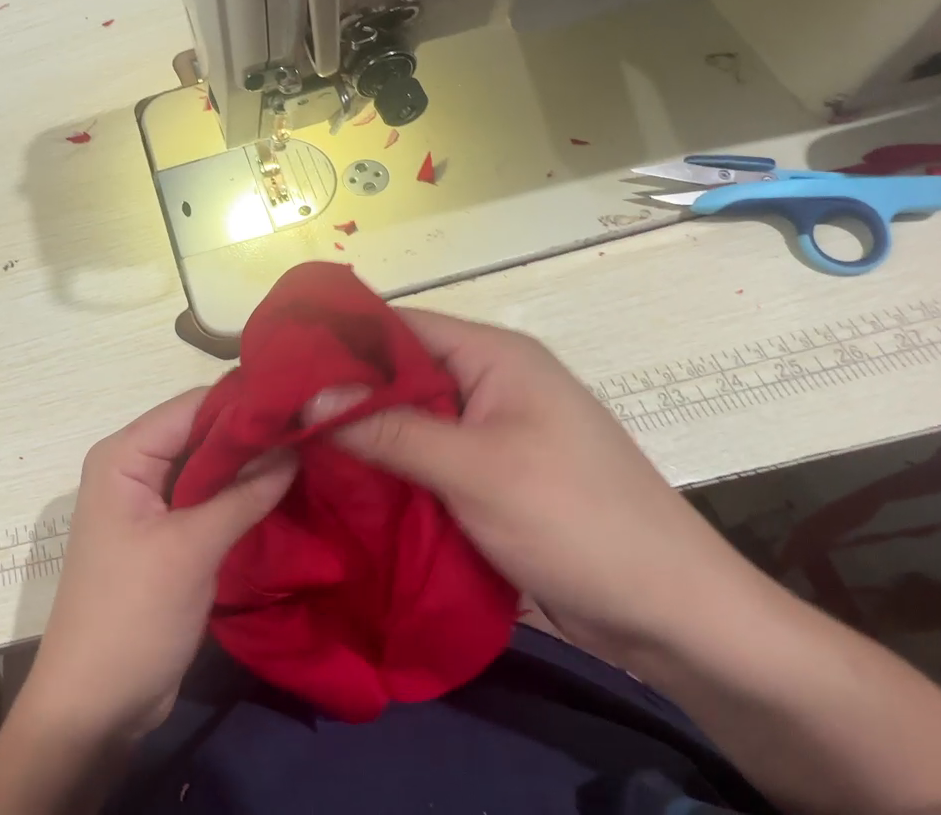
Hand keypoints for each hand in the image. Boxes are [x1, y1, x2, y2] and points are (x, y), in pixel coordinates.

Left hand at [20, 388, 297, 741]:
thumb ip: (243, 495)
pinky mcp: (168, 536)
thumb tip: (296, 446)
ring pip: (209, 468)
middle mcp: (133, 468)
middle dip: (255, 433)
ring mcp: (150, 504)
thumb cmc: (132, 615)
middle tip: (322, 425)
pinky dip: (243, 496)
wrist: (96, 702)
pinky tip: (289, 491)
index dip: (246, 401)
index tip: (308, 397)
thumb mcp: (191, 550)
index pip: (191, 406)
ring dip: (253, 465)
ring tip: (318, 451)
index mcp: (123, 456)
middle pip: (201, 434)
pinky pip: (208, 500)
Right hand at [302, 310, 757, 661]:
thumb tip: (303, 396)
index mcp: (495, 357)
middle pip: (397, 372)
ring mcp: (490, 431)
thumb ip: (386, 429)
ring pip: (405, 418)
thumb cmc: (578, 522)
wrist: (673, 614)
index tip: (270, 365)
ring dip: (357, 433)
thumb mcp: (474, 470)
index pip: (397, 325)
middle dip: (338, 391)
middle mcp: (490, 383)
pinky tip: (337, 481)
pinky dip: (384, 466)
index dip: (335, 339)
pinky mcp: (488, 475)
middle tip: (267, 411)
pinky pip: (422, 457)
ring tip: (286, 444)